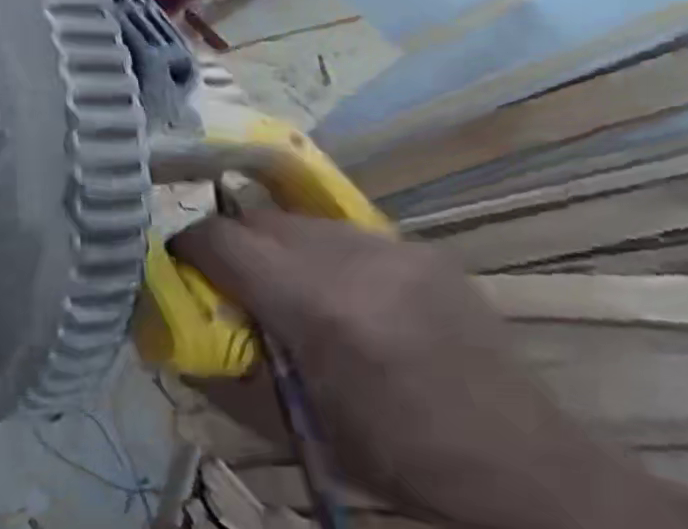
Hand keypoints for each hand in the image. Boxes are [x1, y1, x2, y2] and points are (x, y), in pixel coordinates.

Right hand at [171, 211, 687, 528]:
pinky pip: (340, 231)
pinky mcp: (418, 244)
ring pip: (296, 220)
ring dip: (273, 246)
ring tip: (285, 289)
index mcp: (320, 307)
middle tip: (227, 285)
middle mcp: (353, 259)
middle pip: (255, 220)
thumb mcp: (292, 426)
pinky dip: (318, 252)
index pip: (222, 240)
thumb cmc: (395, 456)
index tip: (177, 267)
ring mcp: (391, 245)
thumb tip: (163, 327)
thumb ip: (218, 370)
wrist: (523, 466)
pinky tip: (339, 292)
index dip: (187, 248)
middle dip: (229, 245)